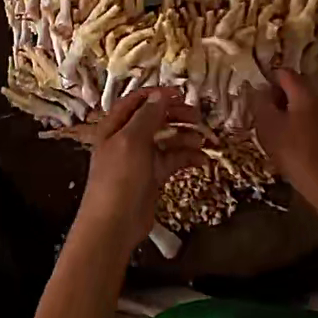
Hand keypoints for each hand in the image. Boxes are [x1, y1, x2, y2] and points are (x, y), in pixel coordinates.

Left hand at [77, 88, 202, 252]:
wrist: (114, 224)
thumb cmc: (119, 178)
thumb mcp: (132, 141)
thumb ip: (147, 117)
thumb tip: (161, 95)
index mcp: (115, 126)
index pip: (136, 102)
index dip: (156, 95)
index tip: (181, 93)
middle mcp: (127, 139)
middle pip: (153, 118)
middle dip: (175, 114)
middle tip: (197, 116)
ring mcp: (140, 158)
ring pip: (165, 139)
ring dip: (184, 136)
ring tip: (203, 138)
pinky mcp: (153, 176)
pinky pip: (172, 160)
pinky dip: (186, 157)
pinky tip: (202, 159)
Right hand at [249, 69, 317, 201]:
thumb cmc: (293, 151)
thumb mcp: (268, 124)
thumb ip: (261, 101)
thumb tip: (258, 87)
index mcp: (305, 94)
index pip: (284, 73)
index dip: (267, 78)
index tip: (255, 94)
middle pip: (296, 87)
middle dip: (277, 96)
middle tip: (261, 112)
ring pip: (304, 104)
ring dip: (287, 111)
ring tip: (273, 128)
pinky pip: (312, 119)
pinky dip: (298, 123)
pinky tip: (290, 141)